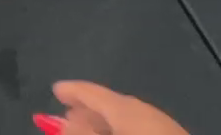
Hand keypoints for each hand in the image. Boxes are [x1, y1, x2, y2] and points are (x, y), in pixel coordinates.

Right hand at [50, 81, 190, 134]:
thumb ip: (81, 131)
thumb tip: (64, 122)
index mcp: (125, 105)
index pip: (91, 90)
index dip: (71, 90)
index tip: (55, 90)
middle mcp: (144, 109)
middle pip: (110, 103)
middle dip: (89, 109)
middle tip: (70, 115)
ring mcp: (166, 125)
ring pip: (128, 118)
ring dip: (107, 122)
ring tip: (93, 130)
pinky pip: (143, 128)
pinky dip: (125, 129)